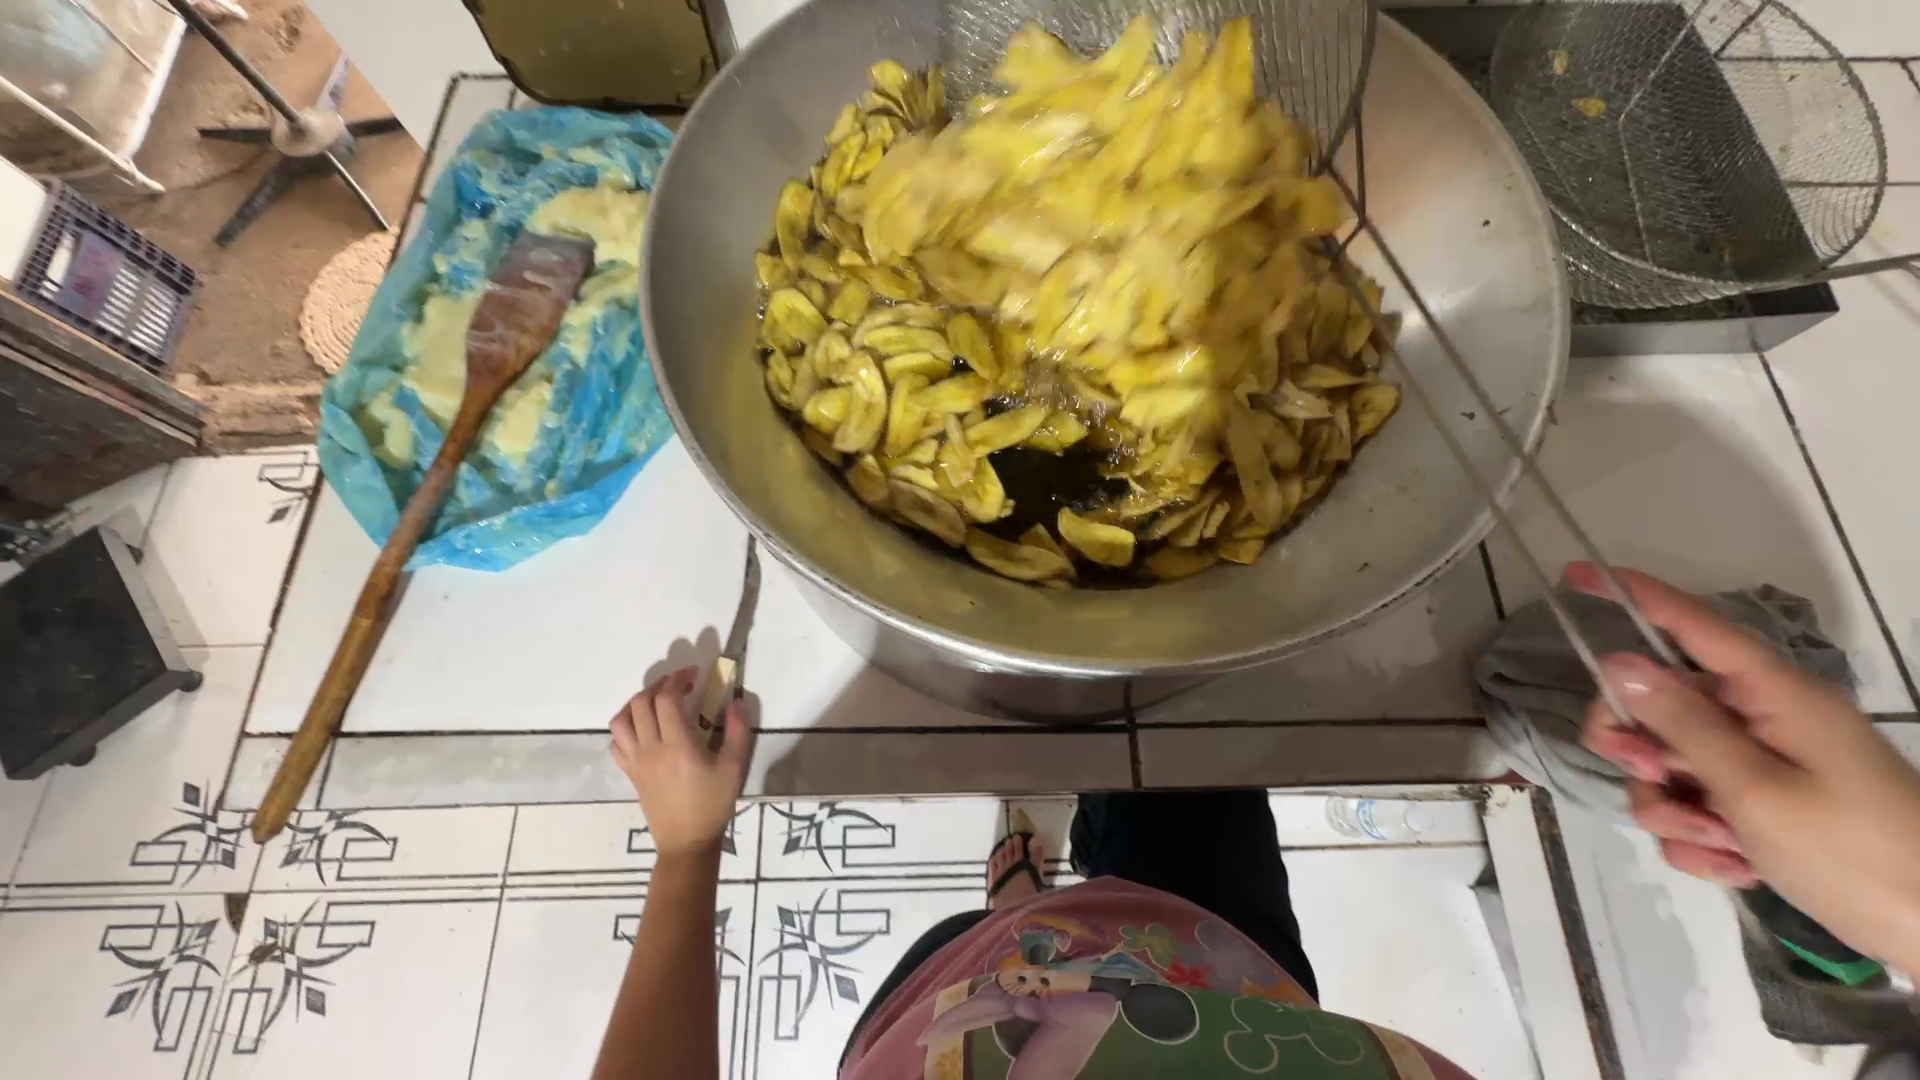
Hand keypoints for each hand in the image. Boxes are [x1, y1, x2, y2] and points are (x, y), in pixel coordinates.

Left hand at [609, 666, 755, 856]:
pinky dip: (626, 726)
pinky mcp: (630, 772)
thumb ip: (737, 731)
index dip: (678, 679)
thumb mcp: (735, 766)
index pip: (667, 699)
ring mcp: (636, 761)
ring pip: (621, 720)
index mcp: (677, 745)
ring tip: (657, 700)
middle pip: (641, 703)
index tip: (694, 674)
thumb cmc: (713, 803)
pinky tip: (644, 727)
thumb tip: (734, 702)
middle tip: (679, 683)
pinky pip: (617, 742)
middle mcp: (651, 749)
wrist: (687, 841)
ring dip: (637, 702)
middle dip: (659, 685)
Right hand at [1570, 562, 1919, 972]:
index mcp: (1773, 697)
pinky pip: (1683, 804)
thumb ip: (1681, 723)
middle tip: (1652, 776)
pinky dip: (1693, 836)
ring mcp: (1754, 764)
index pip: (1694, 627)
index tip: (1576, 576)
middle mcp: (1758, 719)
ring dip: (1668, 805)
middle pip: (1652, 702)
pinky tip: (1730, 863)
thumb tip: (1616, 661)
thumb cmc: (1856, 854)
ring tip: (1714, 840)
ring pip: (1659, 761)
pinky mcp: (1749, 806)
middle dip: (1636, 744)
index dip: (1634, 597)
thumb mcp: (1756, 789)